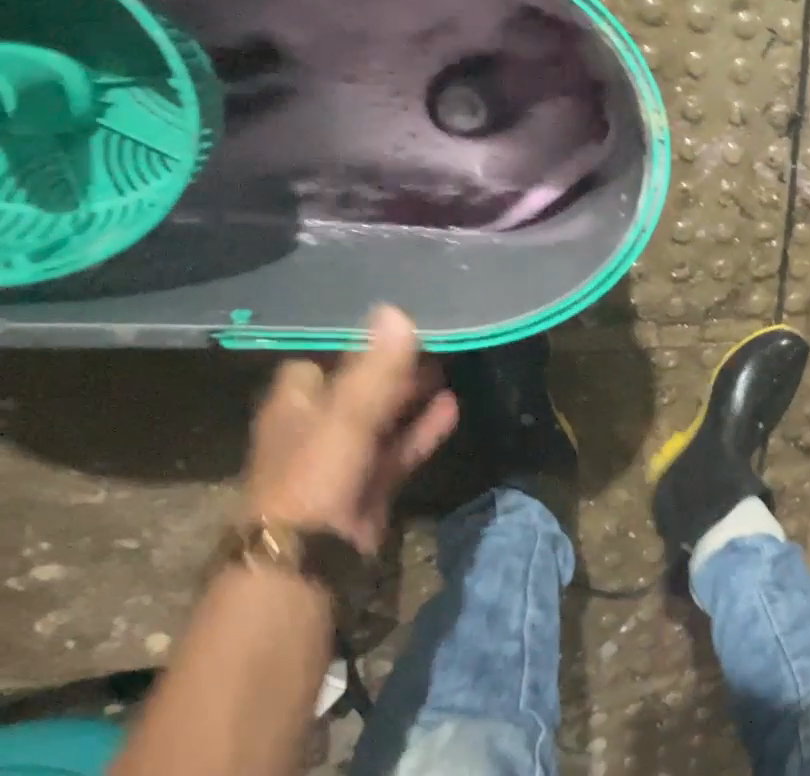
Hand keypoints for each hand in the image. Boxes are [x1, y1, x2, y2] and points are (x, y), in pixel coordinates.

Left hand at [243, 306, 458, 552]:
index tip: (392, 327)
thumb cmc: (314, 477)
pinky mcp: (372, 485)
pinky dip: (425, 428)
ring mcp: (345, 459)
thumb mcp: (347, 416)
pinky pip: (402, 447)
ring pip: (383, 418)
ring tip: (451, 368)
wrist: (309, 558)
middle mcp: (316, 429)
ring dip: (412, 397)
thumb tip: (396, 310)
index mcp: (295, 407)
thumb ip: (375, 368)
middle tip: (435, 341)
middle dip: (392, 368)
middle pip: (357, 388)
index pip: (316, 363)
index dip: (349, 346)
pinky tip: (454, 407)